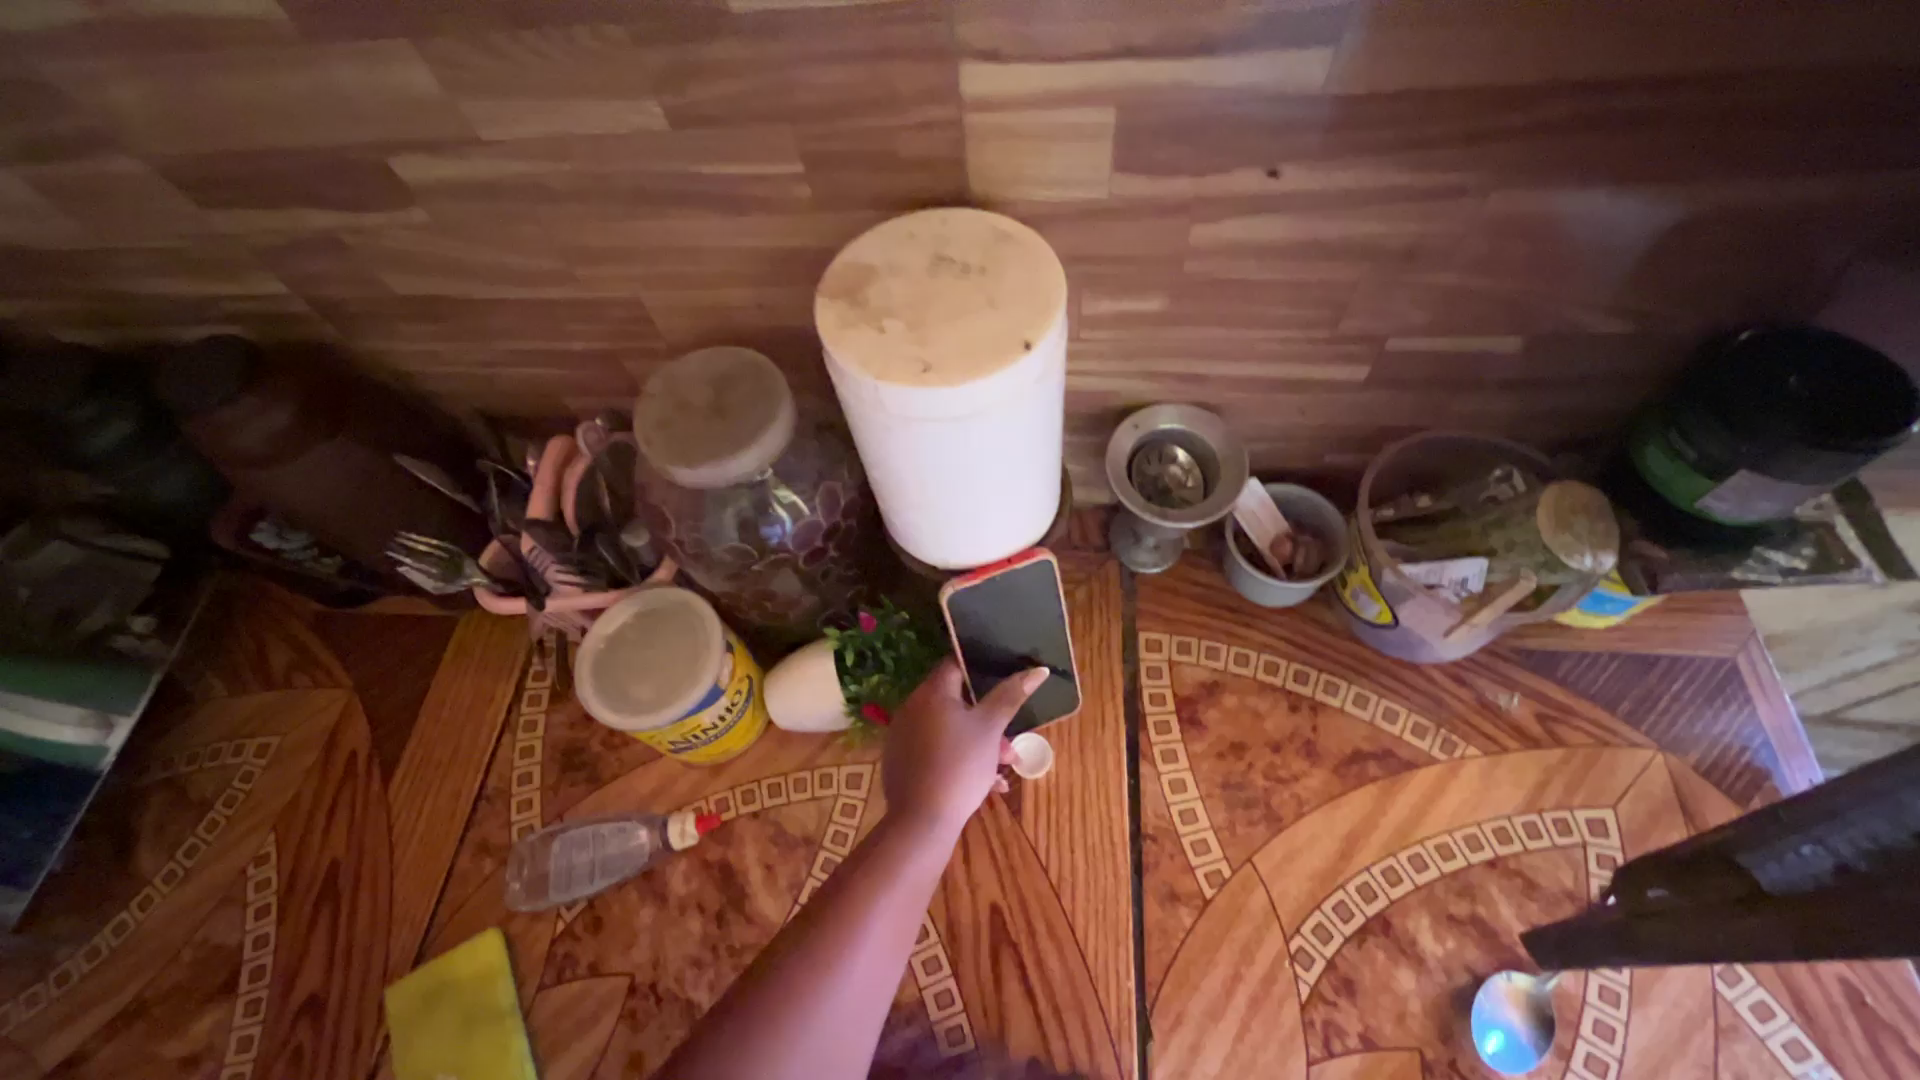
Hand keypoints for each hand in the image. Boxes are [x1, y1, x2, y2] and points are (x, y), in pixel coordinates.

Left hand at [881, 659, 1045, 838]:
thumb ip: (1011, 695)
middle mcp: (912, 708)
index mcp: (931, 692)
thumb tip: (1038, 670)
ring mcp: (902, 735)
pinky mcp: (900, 761)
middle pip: (955, 703)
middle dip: (987, 721)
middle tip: (1009, 747)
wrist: (922, 820)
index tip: (1003, 686)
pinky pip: (934, 750)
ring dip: (977, 744)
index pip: (955, 665)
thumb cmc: (961, 765)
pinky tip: (982, 784)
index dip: (980, 671)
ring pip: (948, 730)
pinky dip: (957, 759)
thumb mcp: (991, 728)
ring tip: (1001, 770)